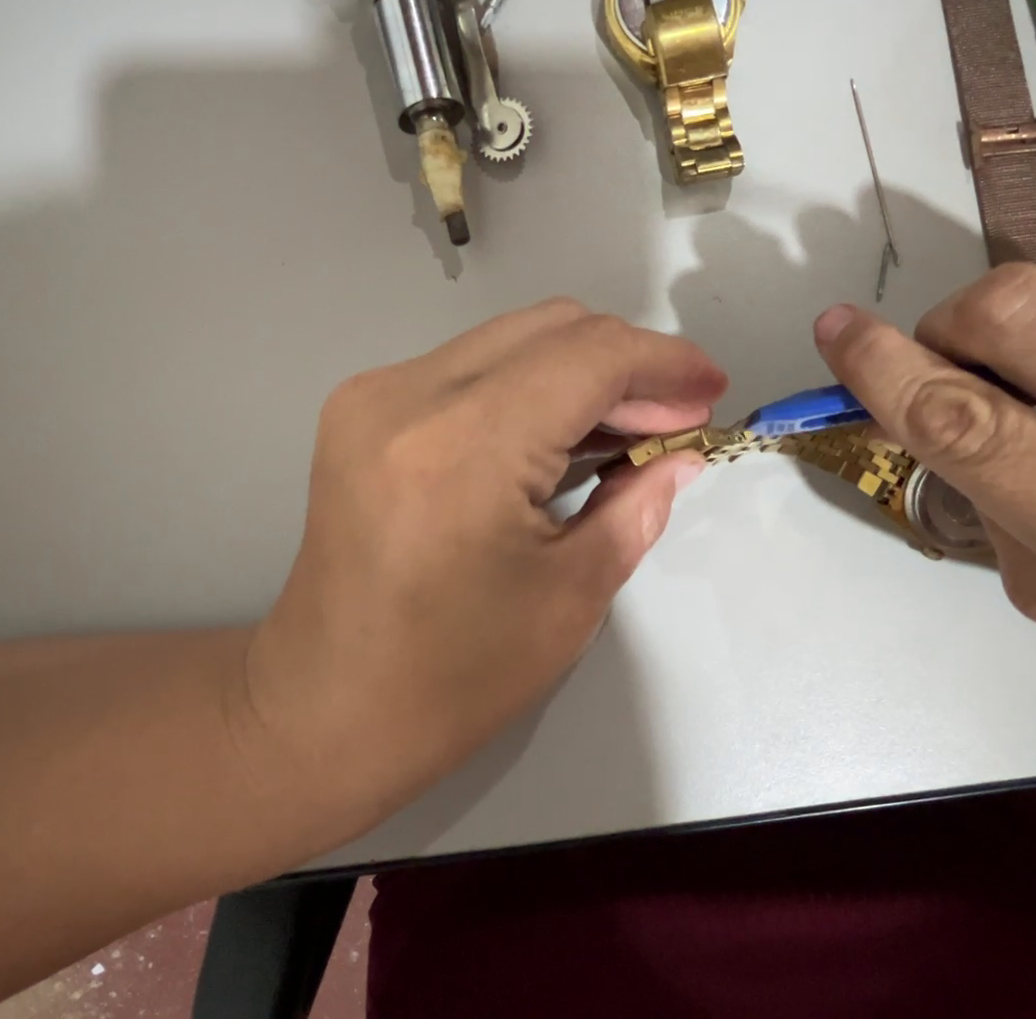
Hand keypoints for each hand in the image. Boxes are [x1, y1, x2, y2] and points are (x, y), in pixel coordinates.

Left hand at [239, 300, 725, 850]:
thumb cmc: (454, 677)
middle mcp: (409, 396)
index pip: (590, 357)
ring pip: (509, 339)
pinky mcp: (359, 410)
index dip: (664, 364)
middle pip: (551, 329)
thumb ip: (636, 505)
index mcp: (465, 448)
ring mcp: (373, 396)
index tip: (710, 391)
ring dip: (579, 372)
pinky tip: (560, 435)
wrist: (326, 706)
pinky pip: (468, 368)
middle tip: (674, 420)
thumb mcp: (570, 597)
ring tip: (629, 429)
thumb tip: (682, 455)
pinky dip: (527, 387)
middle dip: (627, 364)